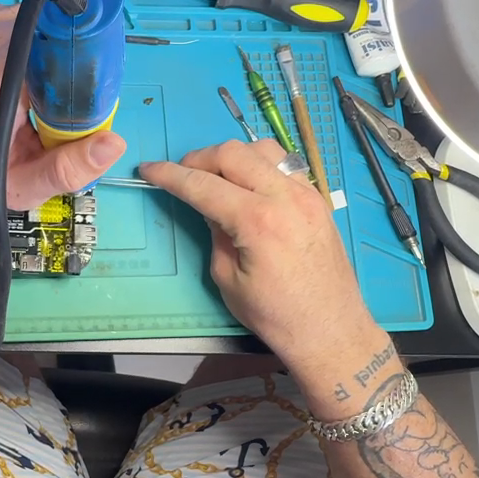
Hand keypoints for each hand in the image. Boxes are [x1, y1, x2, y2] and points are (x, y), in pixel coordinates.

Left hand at [0, 4, 127, 212]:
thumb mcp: (25, 187)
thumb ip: (69, 170)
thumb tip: (113, 143)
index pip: (56, 49)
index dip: (83, 69)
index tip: (88, 99)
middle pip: (54, 33)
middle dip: (72, 64)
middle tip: (69, 104)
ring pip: (46, 23)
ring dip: (57, 53)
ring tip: (50, 92)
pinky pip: (31, 20)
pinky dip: (41, 43)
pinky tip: (36, 75)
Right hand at [141, 139, 400, 418]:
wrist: (330, 328)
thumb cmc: (273, 314)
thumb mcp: (227, 278)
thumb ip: (215, 233)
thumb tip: (209, 207)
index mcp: (256, 221)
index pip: (203, 184)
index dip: (170, 175)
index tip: (148, 169)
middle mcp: (284, 196)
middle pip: (233, 152)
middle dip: (199, 158)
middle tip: (182, 174)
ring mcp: (306, 193)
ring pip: (262, 149)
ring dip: (232, 155)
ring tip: (216, 176)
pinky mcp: (318, 199)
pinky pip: (284, 164)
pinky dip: (259, 164)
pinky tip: (249, 185)